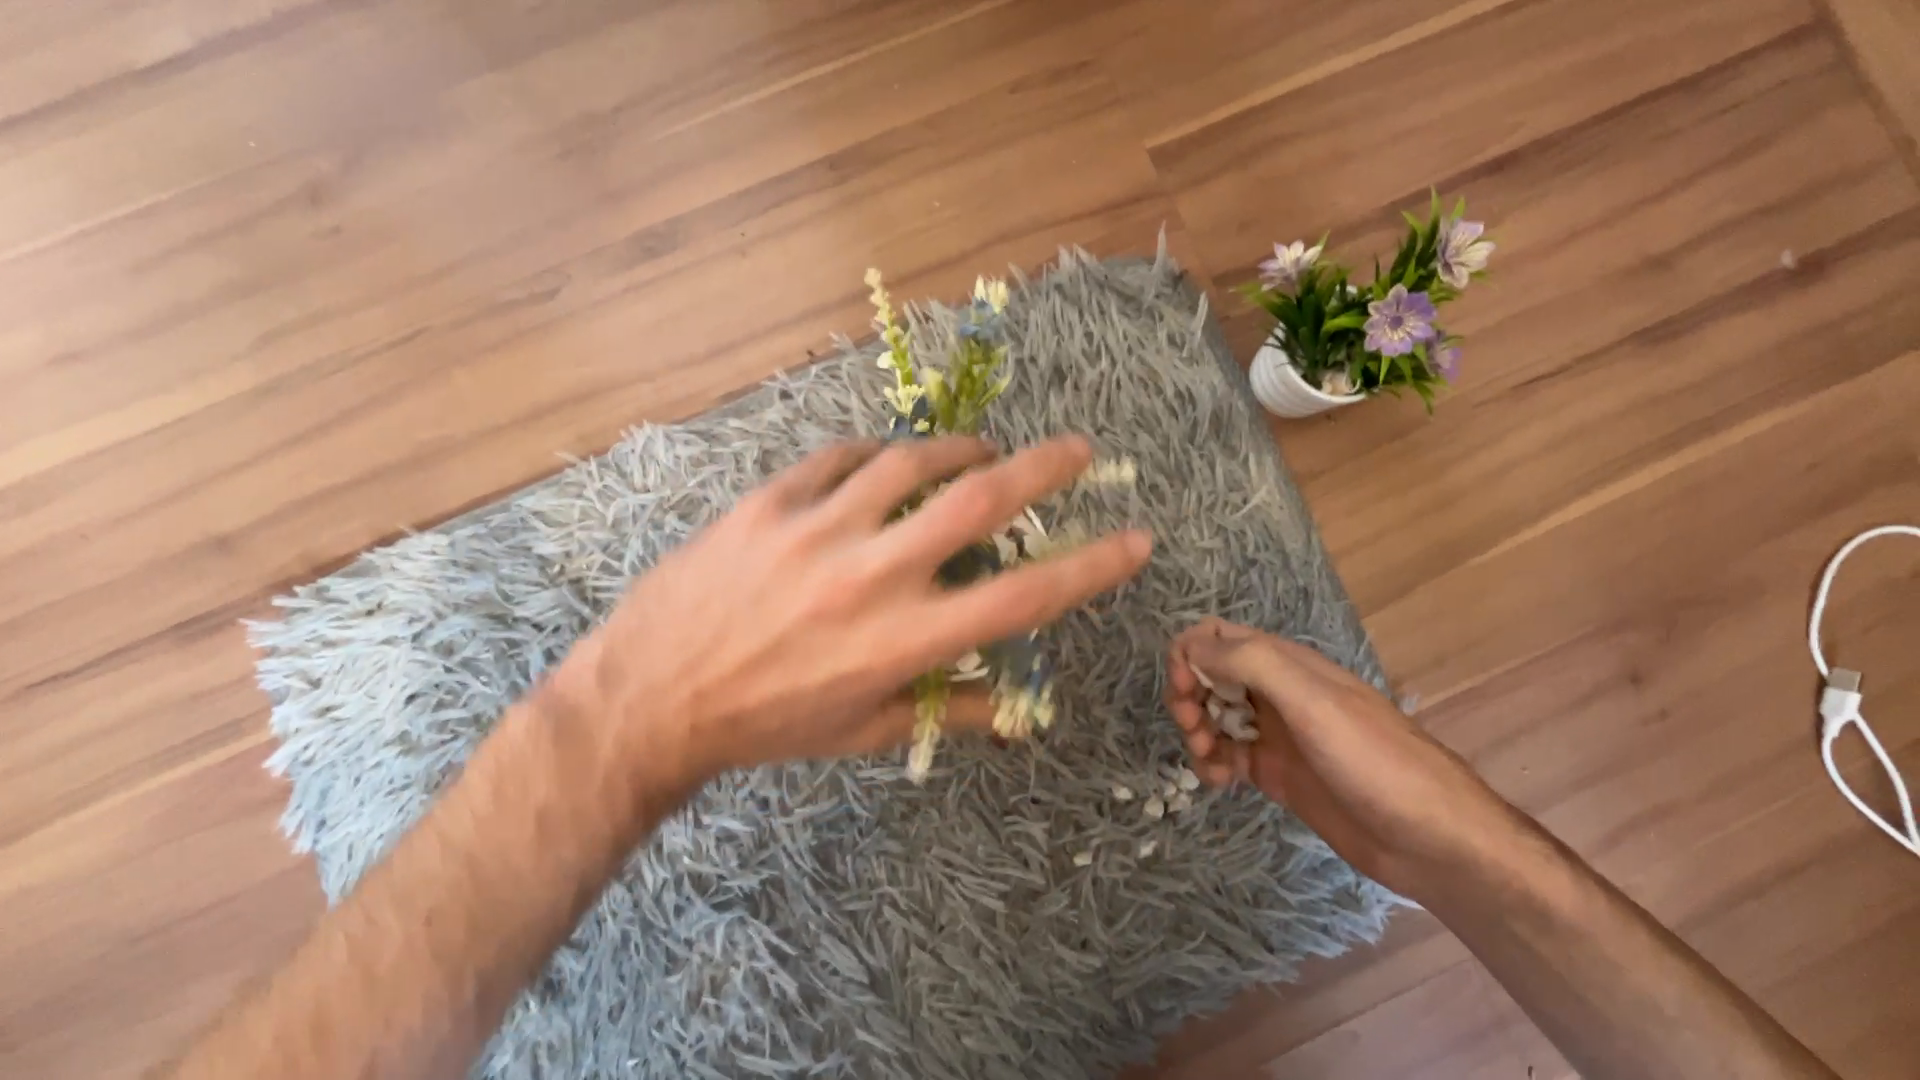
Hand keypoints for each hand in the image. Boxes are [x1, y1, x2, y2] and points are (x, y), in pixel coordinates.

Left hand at [562, 435, 1151, 783]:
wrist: (649, 700)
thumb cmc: (766, 724)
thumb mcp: (864, 731)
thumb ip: (945, 711)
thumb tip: (1014, 712)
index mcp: (901, 641)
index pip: (1020, 599)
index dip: (1088, 566)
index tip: (1133, 540)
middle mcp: (870, 575)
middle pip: (976, 501)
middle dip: (1043, 466)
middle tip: (1078, 448)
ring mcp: (815, 530)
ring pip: (907, 461)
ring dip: (957, 450)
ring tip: (979, 452)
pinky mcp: (766, 504)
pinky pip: (836, 459)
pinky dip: (871, 457)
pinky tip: (880, 466)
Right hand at [1166, 618, 1528, 897]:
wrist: (1430, 839)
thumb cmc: (1373, 761)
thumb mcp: (1312, 701)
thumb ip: (1251, 663)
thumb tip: (1190, 648)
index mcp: (1288, 663)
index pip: (1219, 637)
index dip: (1191, 656)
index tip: (1185, 693)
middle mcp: (1278, 693)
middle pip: (1211, 676)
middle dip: (1189, 697)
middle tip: (1192, 730)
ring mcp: (1278, 735)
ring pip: (1215, 717)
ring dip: (1197, 732)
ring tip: (1207, 761)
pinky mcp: (1277, 774)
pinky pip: (1228, 757)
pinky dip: (1213, 764)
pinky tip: (1219, 783)